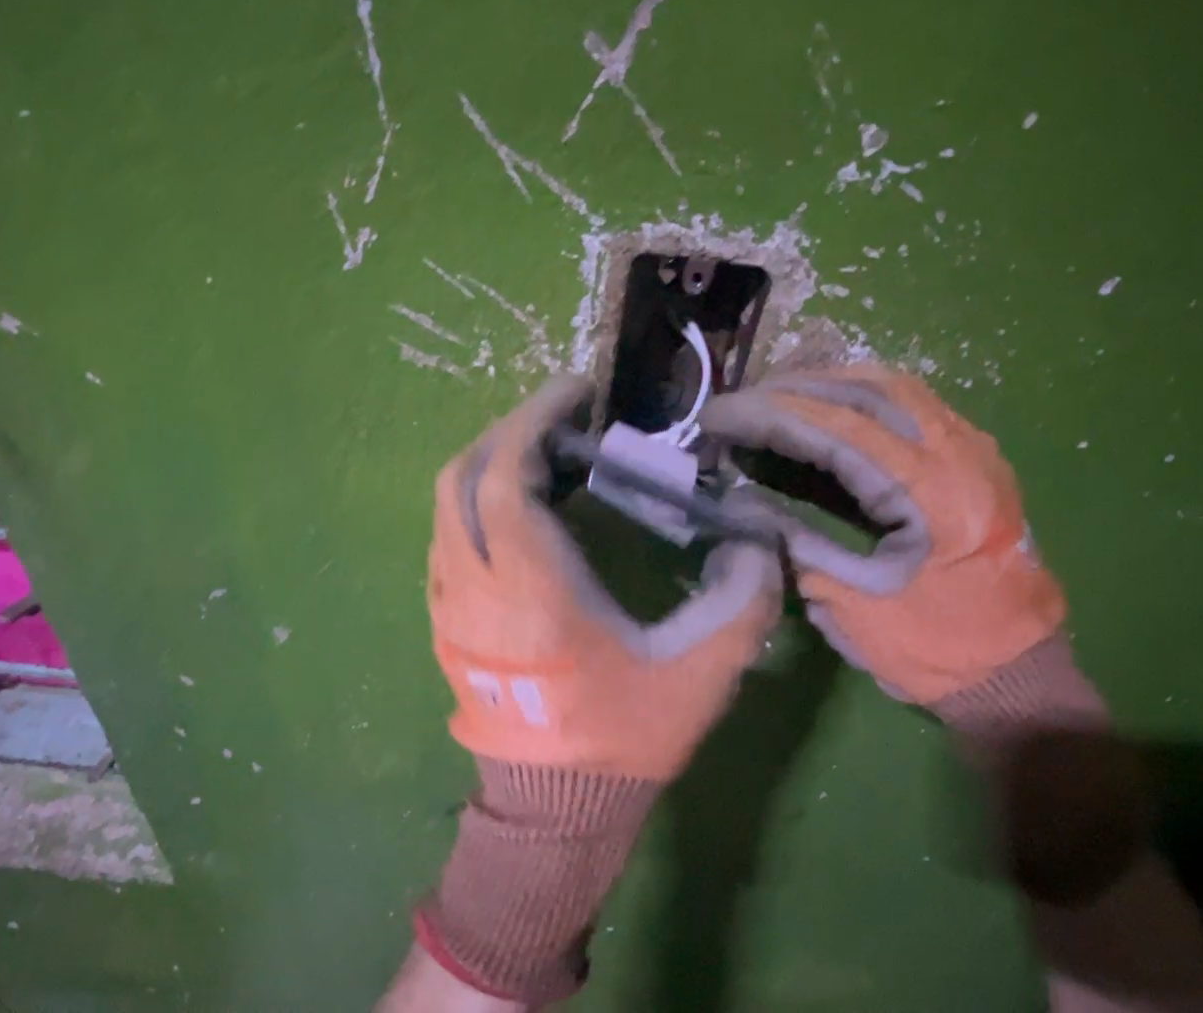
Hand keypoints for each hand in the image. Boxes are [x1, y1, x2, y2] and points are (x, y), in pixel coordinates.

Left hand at [411, 375, 781, 1005]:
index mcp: (530, 589)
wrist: (554, 810)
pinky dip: (476, 504)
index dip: (534, 420)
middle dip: (509, 433)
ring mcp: (447, 605)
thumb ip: (743, 599)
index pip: (506, 475)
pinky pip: (445, 538)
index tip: (574, 392)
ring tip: (547, 457)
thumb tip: (759, 540)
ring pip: (445, 507)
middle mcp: (473, 587)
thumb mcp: (700, 672)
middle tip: (563, 421)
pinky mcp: (443, 622)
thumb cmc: (622, 737)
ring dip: (489, 466)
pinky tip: (522, 512)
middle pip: (462, 477)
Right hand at [697, 363, 1063, 704]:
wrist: (1015, 672)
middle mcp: (958, 454)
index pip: (837, 429)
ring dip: (825, 387)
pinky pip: (911, 403)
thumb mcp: (852, 602)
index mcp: (931, 494)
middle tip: (738, 405)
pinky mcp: (972, 457)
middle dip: (791, 391)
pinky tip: (824, 413)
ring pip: (891, 387)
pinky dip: (858, 399)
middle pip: (864, 392)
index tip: (717, 415)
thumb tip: (740, 499)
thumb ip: (796, 542)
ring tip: (773, 401)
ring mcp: (972, 449)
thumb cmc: (933, 647)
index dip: (770, 415)